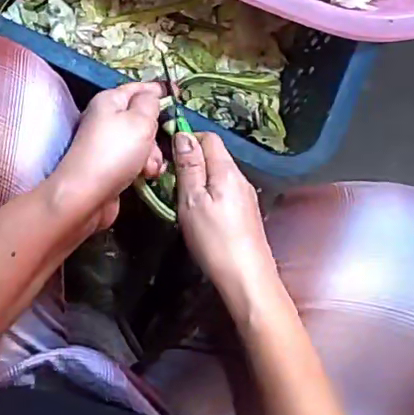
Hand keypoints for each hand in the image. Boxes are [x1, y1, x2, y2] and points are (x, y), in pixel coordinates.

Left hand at [47, 81, 166, 224]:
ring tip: (149, 168)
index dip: (159, 90)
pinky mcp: (110, 165)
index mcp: (109, 100)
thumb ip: (150, 102)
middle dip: (156, 132)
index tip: (179, 95)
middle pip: (142, 117)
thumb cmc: (115, 152)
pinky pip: (135, 160)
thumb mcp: (140, 120)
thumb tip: (151, 94)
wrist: (86, 195)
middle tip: (157, 145)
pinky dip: (143, 167)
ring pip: (142, 142)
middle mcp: (105, 118)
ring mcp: (107, 143)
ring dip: (152, 154)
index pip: (138, 88)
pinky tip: (146, 177)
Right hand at [174, 132, 280, 311]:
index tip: (165, 151)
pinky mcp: (245, 213)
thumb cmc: (215, 239)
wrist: (248, 280)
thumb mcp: (192, 200)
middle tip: (167, 175)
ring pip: (217, 173)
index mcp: (226, 170)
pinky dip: (207, 190)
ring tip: (178, 192)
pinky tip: (197, 209)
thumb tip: (183, 134)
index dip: (186, 137)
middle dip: (190, 158)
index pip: (208, 137)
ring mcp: (245, 196)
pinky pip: (223, 189)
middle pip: (214, 154)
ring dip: (197, 176)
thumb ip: (189, 166)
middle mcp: (239, 178)